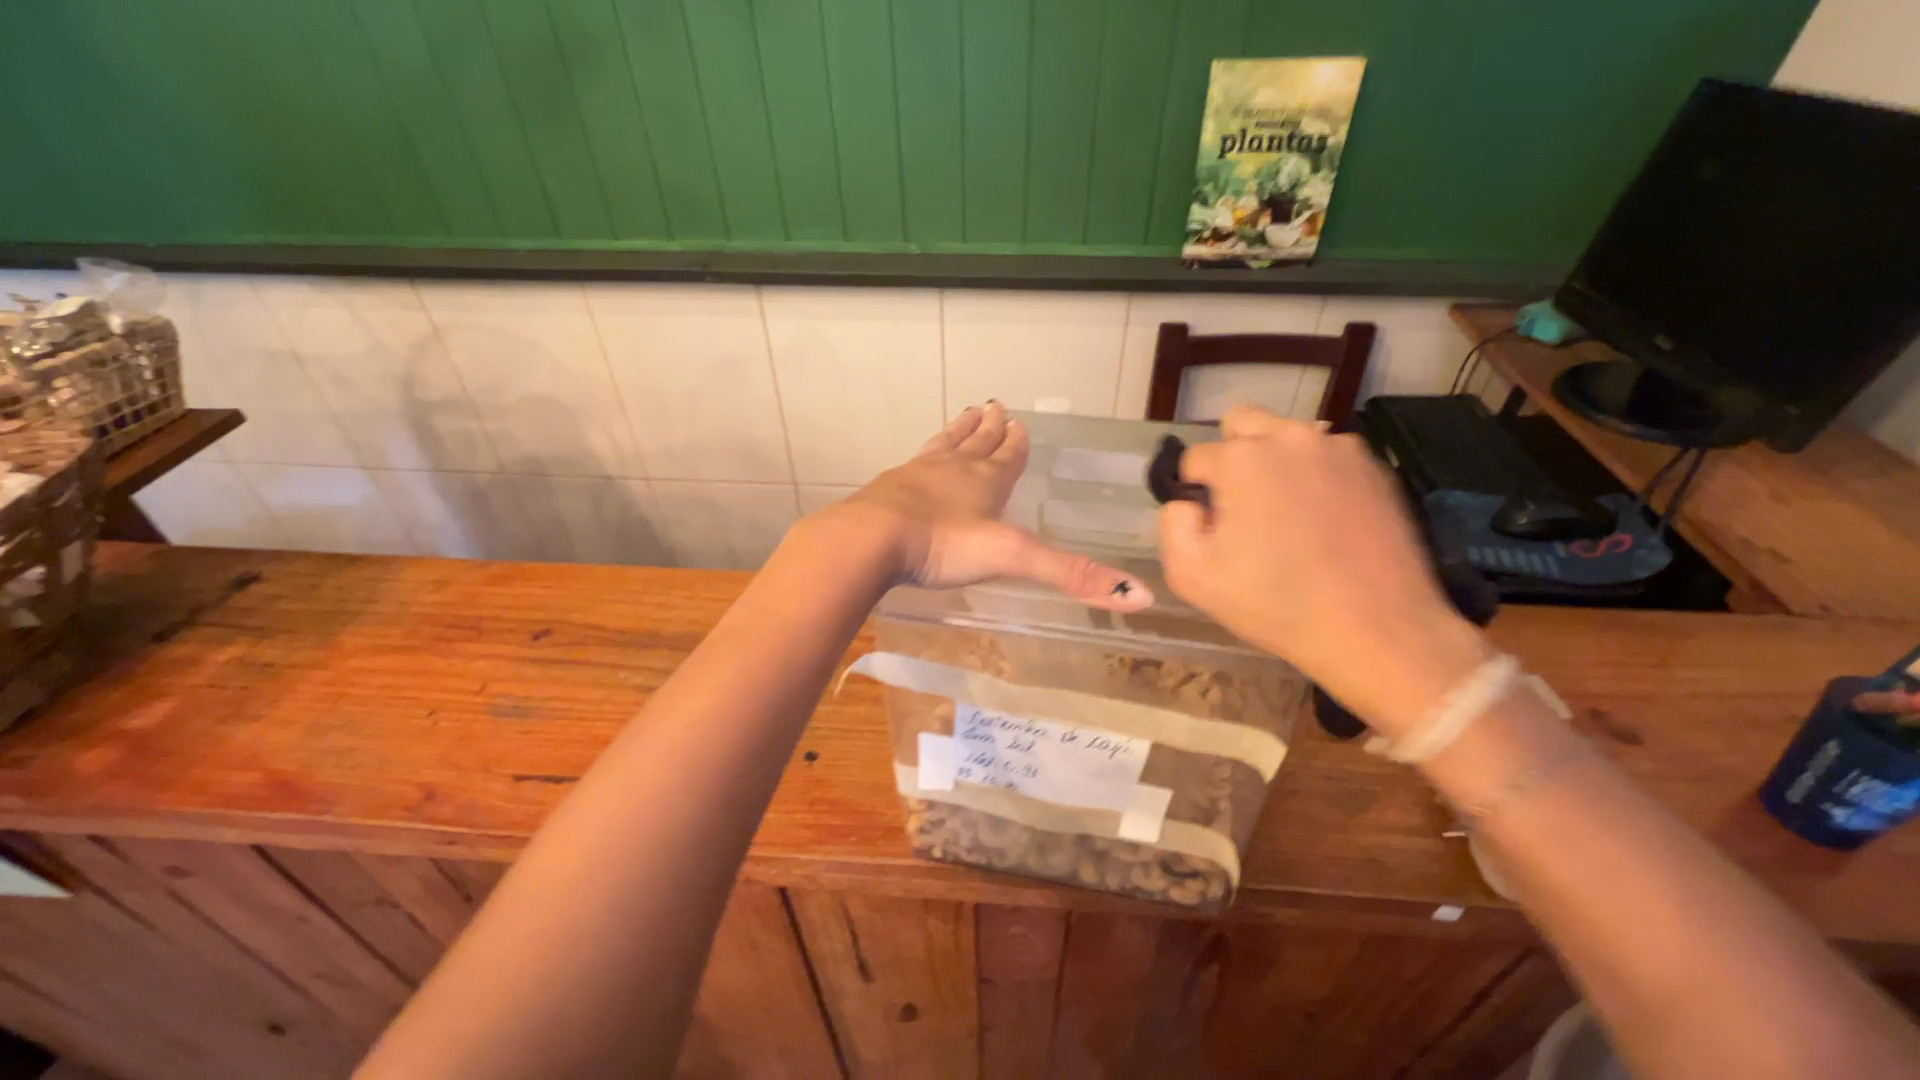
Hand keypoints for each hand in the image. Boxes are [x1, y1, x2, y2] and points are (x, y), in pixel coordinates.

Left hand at [821, 402, 1152, 611]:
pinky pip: (910, 468)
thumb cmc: (944, 545)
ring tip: (964, 414)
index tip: (1018, 423)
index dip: (1015, 444)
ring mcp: (915, 477)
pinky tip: (914, 465)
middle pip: (974, 444)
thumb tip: (1140, 597)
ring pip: (942, 448)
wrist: (871, 541)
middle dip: (987, 429)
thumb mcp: (1014, 558)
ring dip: (956, 433)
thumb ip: (1071, 575)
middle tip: (993, 406)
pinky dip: (920, 460)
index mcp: (985, 481)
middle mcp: (951, 471)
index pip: (1006, 457)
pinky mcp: (887, 492)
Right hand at [1158, 406, 1487, 735]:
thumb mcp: (1193, 578)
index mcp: (1241, 459)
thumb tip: (1187, 503)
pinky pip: (1328, 457)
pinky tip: (1325, 521)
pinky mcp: (1374, 466)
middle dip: (1232, 456)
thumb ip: (1173, 525)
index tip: (1211, 527)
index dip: (1195, 492)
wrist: (1376, 628)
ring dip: (1276, 463)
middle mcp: (1289, 437)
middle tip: (1243, 506)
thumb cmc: (1277, 605)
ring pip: (1288, 437)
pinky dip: (1317, 477)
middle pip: (1242, 424)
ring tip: (1288, 516)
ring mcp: (1338, 448)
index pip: (1196, 458)